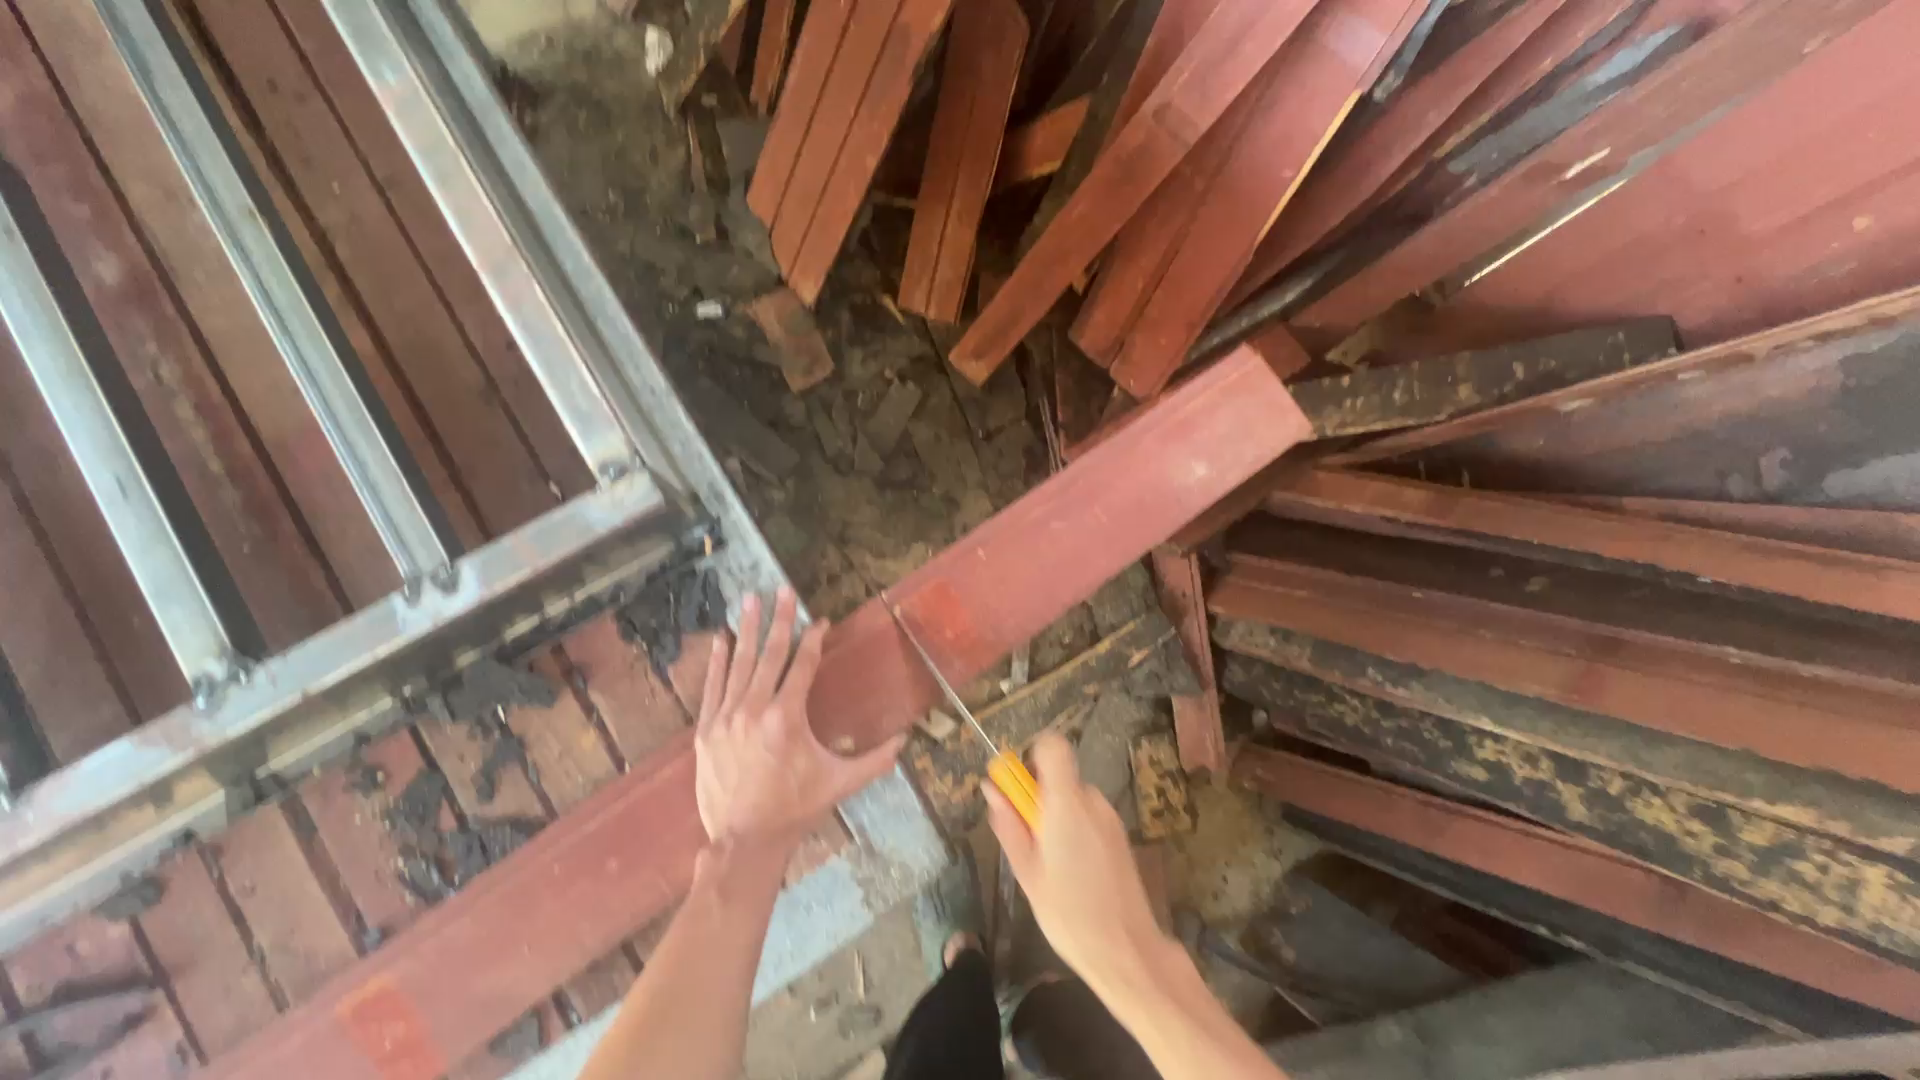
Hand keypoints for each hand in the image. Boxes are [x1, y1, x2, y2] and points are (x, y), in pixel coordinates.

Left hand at [694, 589, 904, 850]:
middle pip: (769, 655)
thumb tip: (906, 741)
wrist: (744, 840)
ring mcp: (725, 719)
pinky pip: (713, 688)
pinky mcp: (706, 731)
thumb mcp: (840, 783)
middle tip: (782, 590)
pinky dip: (718, 663)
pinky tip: (722, 640)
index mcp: (787, 719)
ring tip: (750, 600)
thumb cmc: (796, 809)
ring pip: (739, 665)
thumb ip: (875, 760)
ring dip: (746, 631)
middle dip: (779, 620)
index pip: (802, 667)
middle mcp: (754, 710)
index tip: (820, 621)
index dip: (813, 641)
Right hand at [984, 733, 1173, 996]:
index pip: (1053, 747)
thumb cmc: (1067, 912)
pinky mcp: (1121, 836)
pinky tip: (1072, 871)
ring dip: (1056, 818)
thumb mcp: (1027, 872)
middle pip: (1060, 777)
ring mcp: (1111, 818)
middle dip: (1039, 799)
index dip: (1033, 756)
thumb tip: (992, 788)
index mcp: (1067, 803)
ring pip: (1074, 799)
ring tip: (1050, 865)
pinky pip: (1089, 817)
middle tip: (1028, 842)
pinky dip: (1074, 831)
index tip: (1019, 787)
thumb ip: (1009, 825)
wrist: (1125, 950)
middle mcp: (1093, 801)